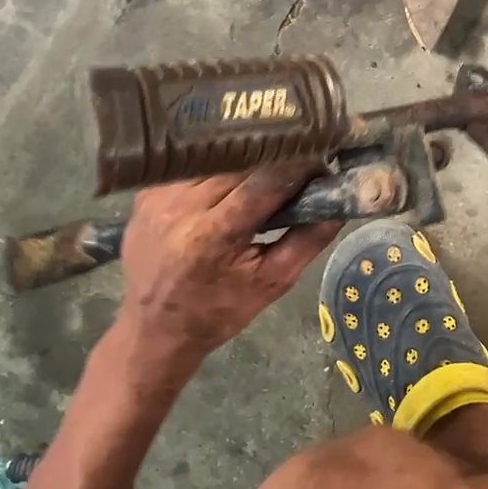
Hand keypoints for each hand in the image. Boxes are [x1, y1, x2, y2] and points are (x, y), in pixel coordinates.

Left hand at [114, 163, 341, 368]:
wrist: (153, 329)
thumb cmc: (218, 312)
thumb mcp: (272, 284)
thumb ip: (308, 241)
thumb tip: (340, 205)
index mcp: (214, 235)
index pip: (266, 181)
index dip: (299, 166)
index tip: (321, 161)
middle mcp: (182, 207)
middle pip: (243, 163)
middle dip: (276, 159)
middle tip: (300, 166)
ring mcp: (159, 196)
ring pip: (218, 159)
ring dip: (247, 161)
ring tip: (266, 173)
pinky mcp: (147, 192)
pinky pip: (194, 167)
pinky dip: (218, 170)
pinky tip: (229, 184)